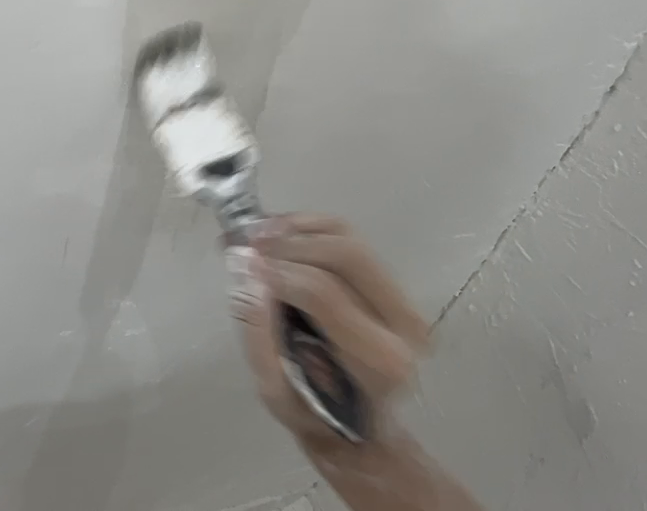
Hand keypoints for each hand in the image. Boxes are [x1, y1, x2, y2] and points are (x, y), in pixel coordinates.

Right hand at [227, 214, 429, 449]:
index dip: (278, 272)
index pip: (324, 293)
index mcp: (380, 360)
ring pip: (346, 237)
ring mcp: (403, 298)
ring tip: (255, 234)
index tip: (241, 262)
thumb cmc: (314, 410)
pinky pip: (346, 233)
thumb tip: (247, 276)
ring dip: (296, 229)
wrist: (358, 422)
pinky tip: (275, 231)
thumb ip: (259, 335)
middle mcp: (404, 325)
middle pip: (344, 255)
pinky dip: (307, 225)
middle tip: (247, 244)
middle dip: (288, 243)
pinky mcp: (391, 281)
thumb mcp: (274, 391)